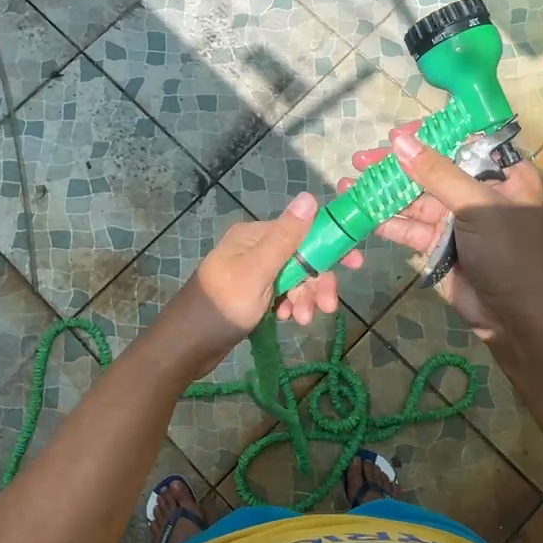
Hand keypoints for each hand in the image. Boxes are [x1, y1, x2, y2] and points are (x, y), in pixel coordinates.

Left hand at [144, 193, 354, 374]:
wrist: (186, 345)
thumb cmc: (222, 306)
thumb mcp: (257, 271)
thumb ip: (286, 237)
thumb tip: (309, 196)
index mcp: (254, 236)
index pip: (302, 230)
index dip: (330, 245)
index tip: (355, 263)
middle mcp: (254, 249)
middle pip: (301, 257)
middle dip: (316, 281)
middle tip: (328, 307)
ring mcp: (252, 273)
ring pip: (294, 279)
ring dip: (304, 298)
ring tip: (302, 320)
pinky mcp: (251, 295)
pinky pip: (281, 294)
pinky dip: (289, 305)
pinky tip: (287, 320)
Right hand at [339, 123, 542, 341]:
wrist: (517, 318)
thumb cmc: (511, 254)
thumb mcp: (477, 207)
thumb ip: (437, 173)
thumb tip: (399, 141)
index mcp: (503, 175)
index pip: (464, 141)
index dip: (431, 134)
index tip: (398, 134)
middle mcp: (478, 192)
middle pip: (431, 169)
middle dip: (395, 166)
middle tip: (361, 160)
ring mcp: (456, 220)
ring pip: (414, 199)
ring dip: (382, 193)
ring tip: (348, 185)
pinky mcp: (438, 245)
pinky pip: (408, 227)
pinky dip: (385, 221)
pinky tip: (359, 212)